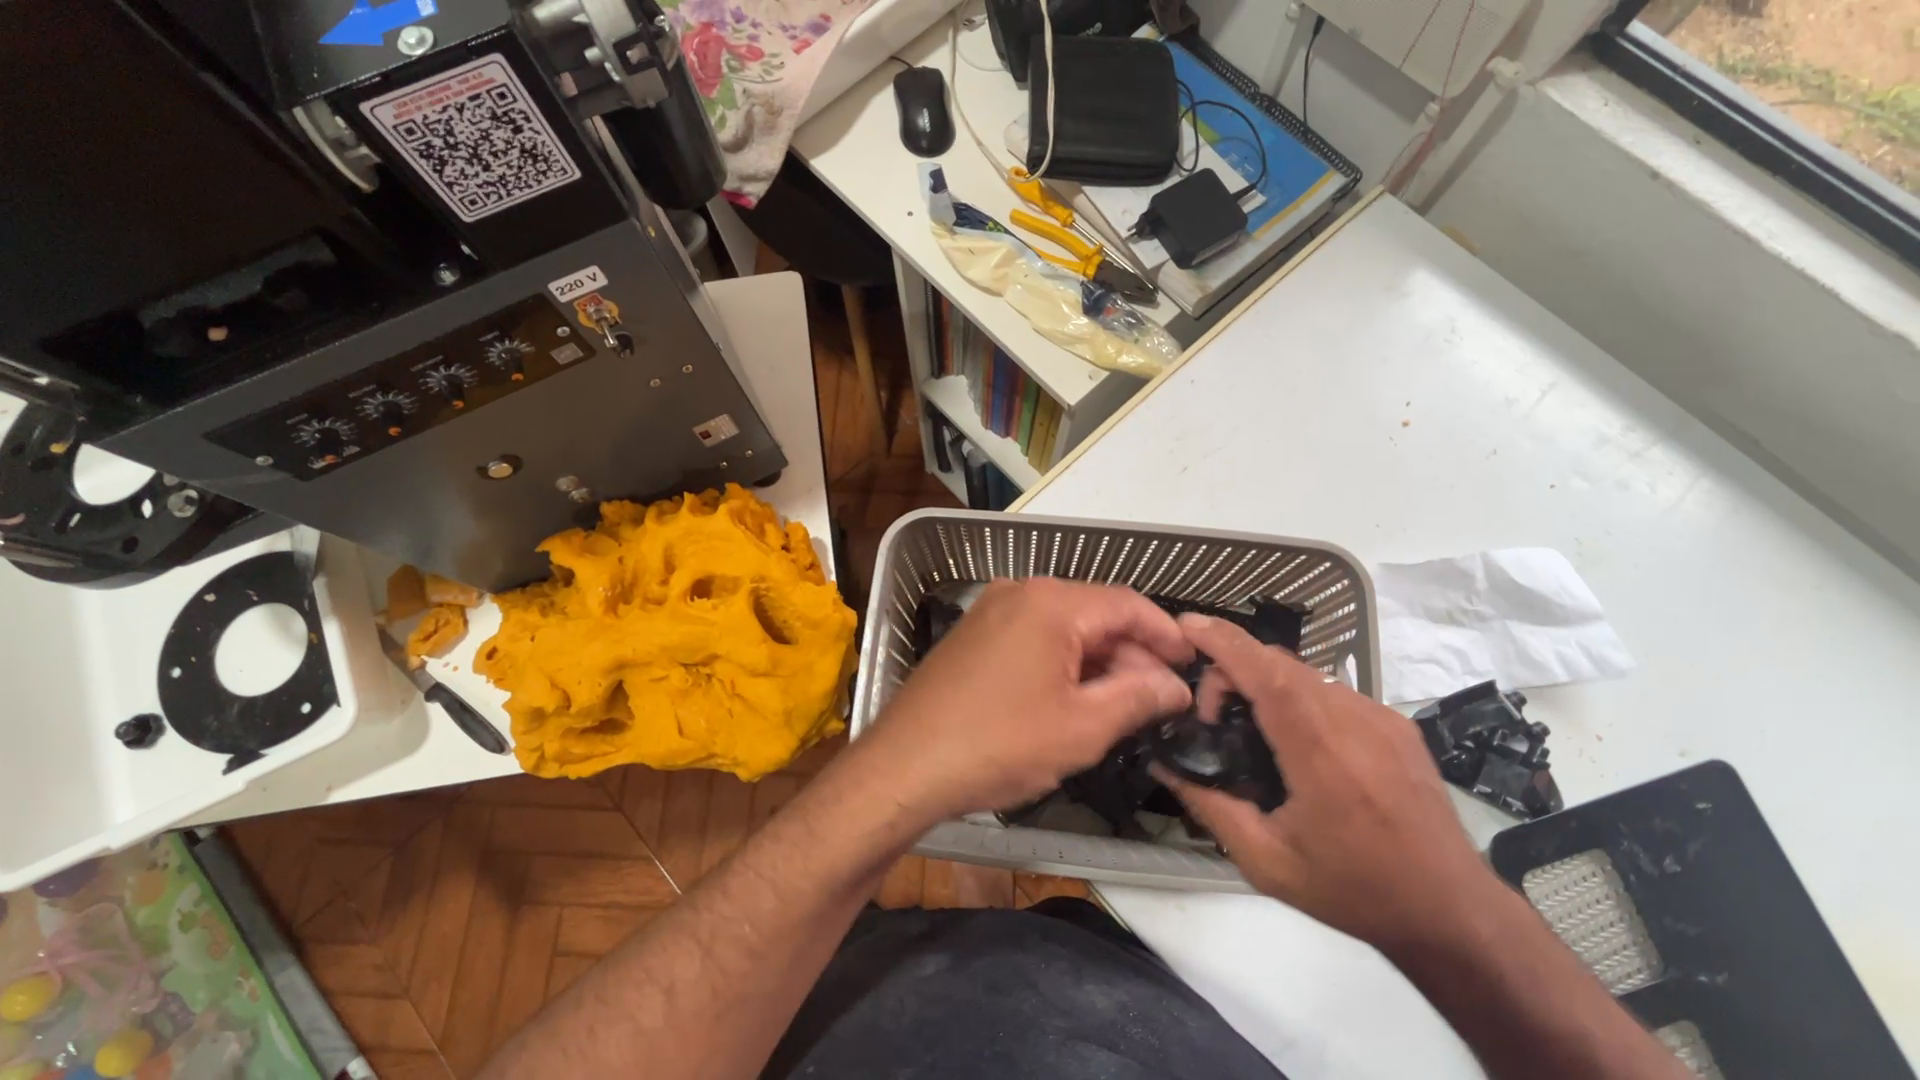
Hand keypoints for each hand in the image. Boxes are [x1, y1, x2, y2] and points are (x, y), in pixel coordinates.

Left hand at [854, 578, 1193, 823]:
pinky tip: (1075, 699)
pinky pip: (1033, 639)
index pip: (1128, 604)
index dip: (1166, 634)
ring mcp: (990, 613)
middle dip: (1133, 653)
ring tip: (1124, 704)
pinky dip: (1063, 663)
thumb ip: (1138, 697)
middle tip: (1160, 696)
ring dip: (1098, 661)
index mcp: (1050, 603)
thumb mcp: (1083, 727)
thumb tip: (1174, 686)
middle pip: (1095, 613)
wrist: (904, 766)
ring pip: (1064, 628)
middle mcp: (1019, 593)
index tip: (1192, 664)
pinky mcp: (972, 637)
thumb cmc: (999, 744)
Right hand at [1162, 613, 1504, 955]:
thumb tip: (1165, 766)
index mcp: (1321, 752)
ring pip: (1309, 676)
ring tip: (1249, 731)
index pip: (1267, 673)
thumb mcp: (1267, 861)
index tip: (1187, 626)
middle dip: (1234, 668)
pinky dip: (1300, 698)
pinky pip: (1335, 694)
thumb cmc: (1353, 889)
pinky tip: (1294, 742)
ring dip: (1267, 683)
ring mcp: (1383, 718)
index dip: (1225, 642)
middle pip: (1282, 664)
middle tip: (1208, 714)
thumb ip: (1211, 806)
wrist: (1450, 909)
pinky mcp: (1399, 726)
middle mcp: (1355, 720)